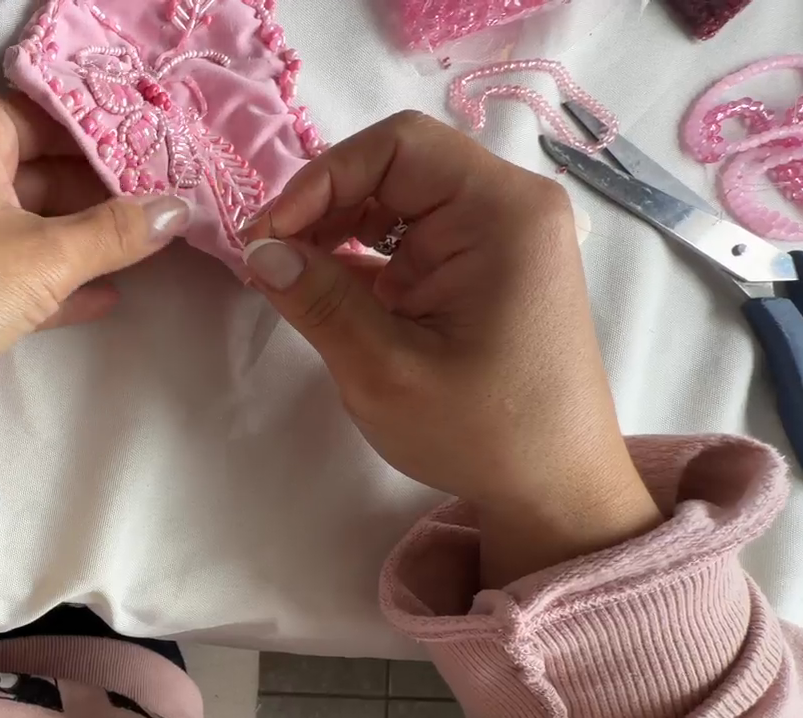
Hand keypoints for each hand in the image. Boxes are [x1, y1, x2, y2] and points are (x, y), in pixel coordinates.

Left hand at [0, 94, 189, 471]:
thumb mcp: (45, 256)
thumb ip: (114, 233)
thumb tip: (178, 210)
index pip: (54, 121)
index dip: (111, 144)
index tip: (166, 161)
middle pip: (48, 176)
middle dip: (104, 201)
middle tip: (168, 210)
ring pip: (34, 228)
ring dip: (85, 247)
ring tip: (152, 250)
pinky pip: (18, 272)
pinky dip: (56, 285)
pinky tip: (108, 298)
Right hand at [239, 111, 661, 586]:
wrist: (545, 483)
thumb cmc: (476, 428)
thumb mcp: (382, 369)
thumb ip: (318, 302)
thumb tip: (257, 252)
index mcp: (499, 215)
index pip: (397, 148)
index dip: (318, 180)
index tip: (262, 238)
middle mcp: (502, 209)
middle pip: (392, 167)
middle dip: (317, 205)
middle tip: (262, 258)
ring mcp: (487, 240)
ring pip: (390, 202)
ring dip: (328, 230)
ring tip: (279, 275)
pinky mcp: (468, 272)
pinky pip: (399, 241)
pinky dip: (350, 257)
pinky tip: (314, 288)